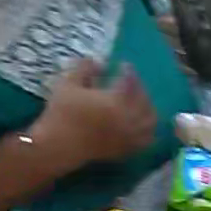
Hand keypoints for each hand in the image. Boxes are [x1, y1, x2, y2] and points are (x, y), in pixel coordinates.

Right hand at [35, 58, 159, 164]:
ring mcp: (131, 136)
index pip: (130, 82)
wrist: (60, 145)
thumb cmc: (62, 112)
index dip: (129, 71)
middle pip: (144, 101)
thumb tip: (99, 61)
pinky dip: (149, 130)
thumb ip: (85, 69)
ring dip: (149, 108)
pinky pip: (147, 140)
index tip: (125, 65)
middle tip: (133, 82)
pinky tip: (144, 124)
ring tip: (142, 102)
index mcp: (116, 101)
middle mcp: (129, 119)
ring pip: (150, 121)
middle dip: (140, 88)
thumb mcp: (69, 84)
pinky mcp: (128, 149)